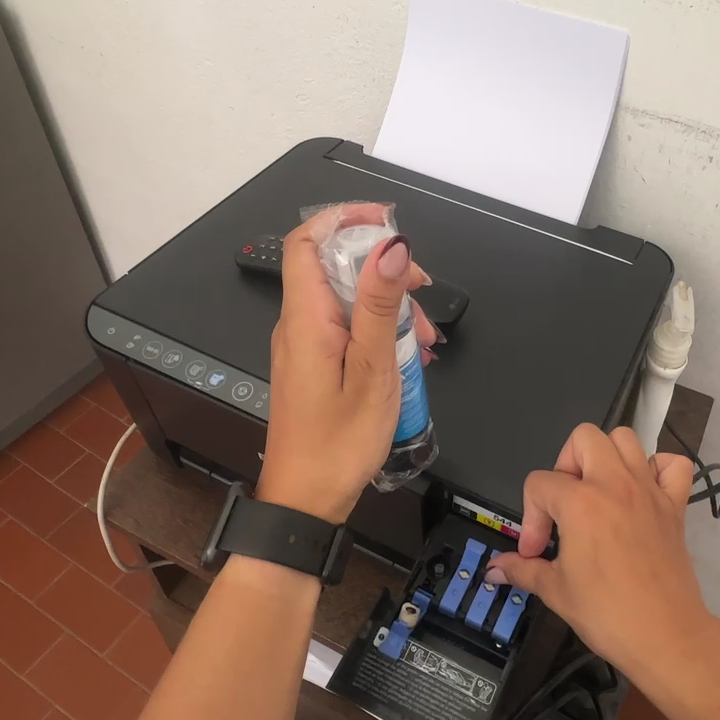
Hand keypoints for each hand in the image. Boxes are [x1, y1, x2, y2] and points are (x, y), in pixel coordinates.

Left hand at [257, 205, 434, 522]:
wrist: (306, 500)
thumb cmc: (338, 443)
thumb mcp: (372, 369)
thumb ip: (379, 305)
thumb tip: (390, 246)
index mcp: (306, 319)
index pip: (306, 242)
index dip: (342, 218)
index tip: (383, 219)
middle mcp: (298, 325)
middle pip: (336, 269)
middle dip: (383, 271)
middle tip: (421, 293)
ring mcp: (304, 346)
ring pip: (346, 301)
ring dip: (387, 308)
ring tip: (421, 343)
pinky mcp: (314, 365)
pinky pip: (346, 329)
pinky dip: (377, 332)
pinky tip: (405, 357)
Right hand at [485, 425, 715, 684]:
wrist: (666, 638)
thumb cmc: (609, 615)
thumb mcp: (556, 591)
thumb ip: (523, 570)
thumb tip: (496, 568)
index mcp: (580, 503)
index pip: (539, 483)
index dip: (530, 517)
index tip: (534, 550)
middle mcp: (615, 485)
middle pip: (584, 438)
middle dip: (566, 464)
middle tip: (565, 503)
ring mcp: (648, 491)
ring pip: (626, 439)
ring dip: (607, 457)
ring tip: (598, 492)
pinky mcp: (675, 506)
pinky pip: (674, 464)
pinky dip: (658, 468)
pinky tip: (642, 491)